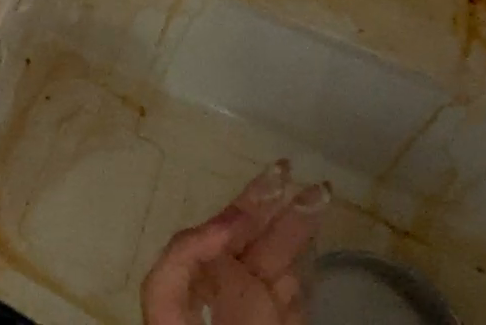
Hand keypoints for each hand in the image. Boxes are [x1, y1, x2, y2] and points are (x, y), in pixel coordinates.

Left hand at [140, 161, 329, 324]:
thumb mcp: (164, 299)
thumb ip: (183, 256)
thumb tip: (224, 224)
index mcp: (201, 271)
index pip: (224, 229)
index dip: (244, 205)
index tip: (268, 185)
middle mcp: (231, 286)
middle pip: (259, 239)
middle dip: (280, 207)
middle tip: (304, 175)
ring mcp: (259, 310)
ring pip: (284, 262)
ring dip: (301, 230)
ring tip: (320, 195)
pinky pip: (296, 298)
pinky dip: (307, 275)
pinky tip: (315, 249)